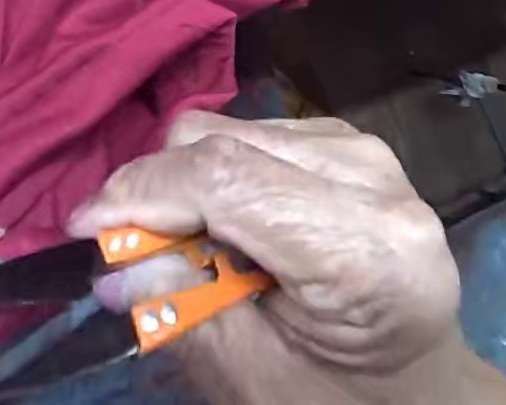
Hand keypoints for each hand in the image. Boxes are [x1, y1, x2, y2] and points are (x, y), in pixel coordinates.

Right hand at [67, 112, 505, 404]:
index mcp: (364, 242)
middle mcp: (366, 171)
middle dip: (158, 187)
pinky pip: (255, 130)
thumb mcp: (257, 380)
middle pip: (226, 139)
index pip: (230, 179)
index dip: (146, 192)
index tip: (85, 227)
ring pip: (233, 126)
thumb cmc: (343, 395)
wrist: (420, 374)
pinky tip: (234, 222)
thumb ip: (184, 311)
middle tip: (130, 250)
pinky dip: (221, 171)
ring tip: (192, 244)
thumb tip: (112, 261)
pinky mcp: (344, 135)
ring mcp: (359, 143)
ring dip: (189, 179)